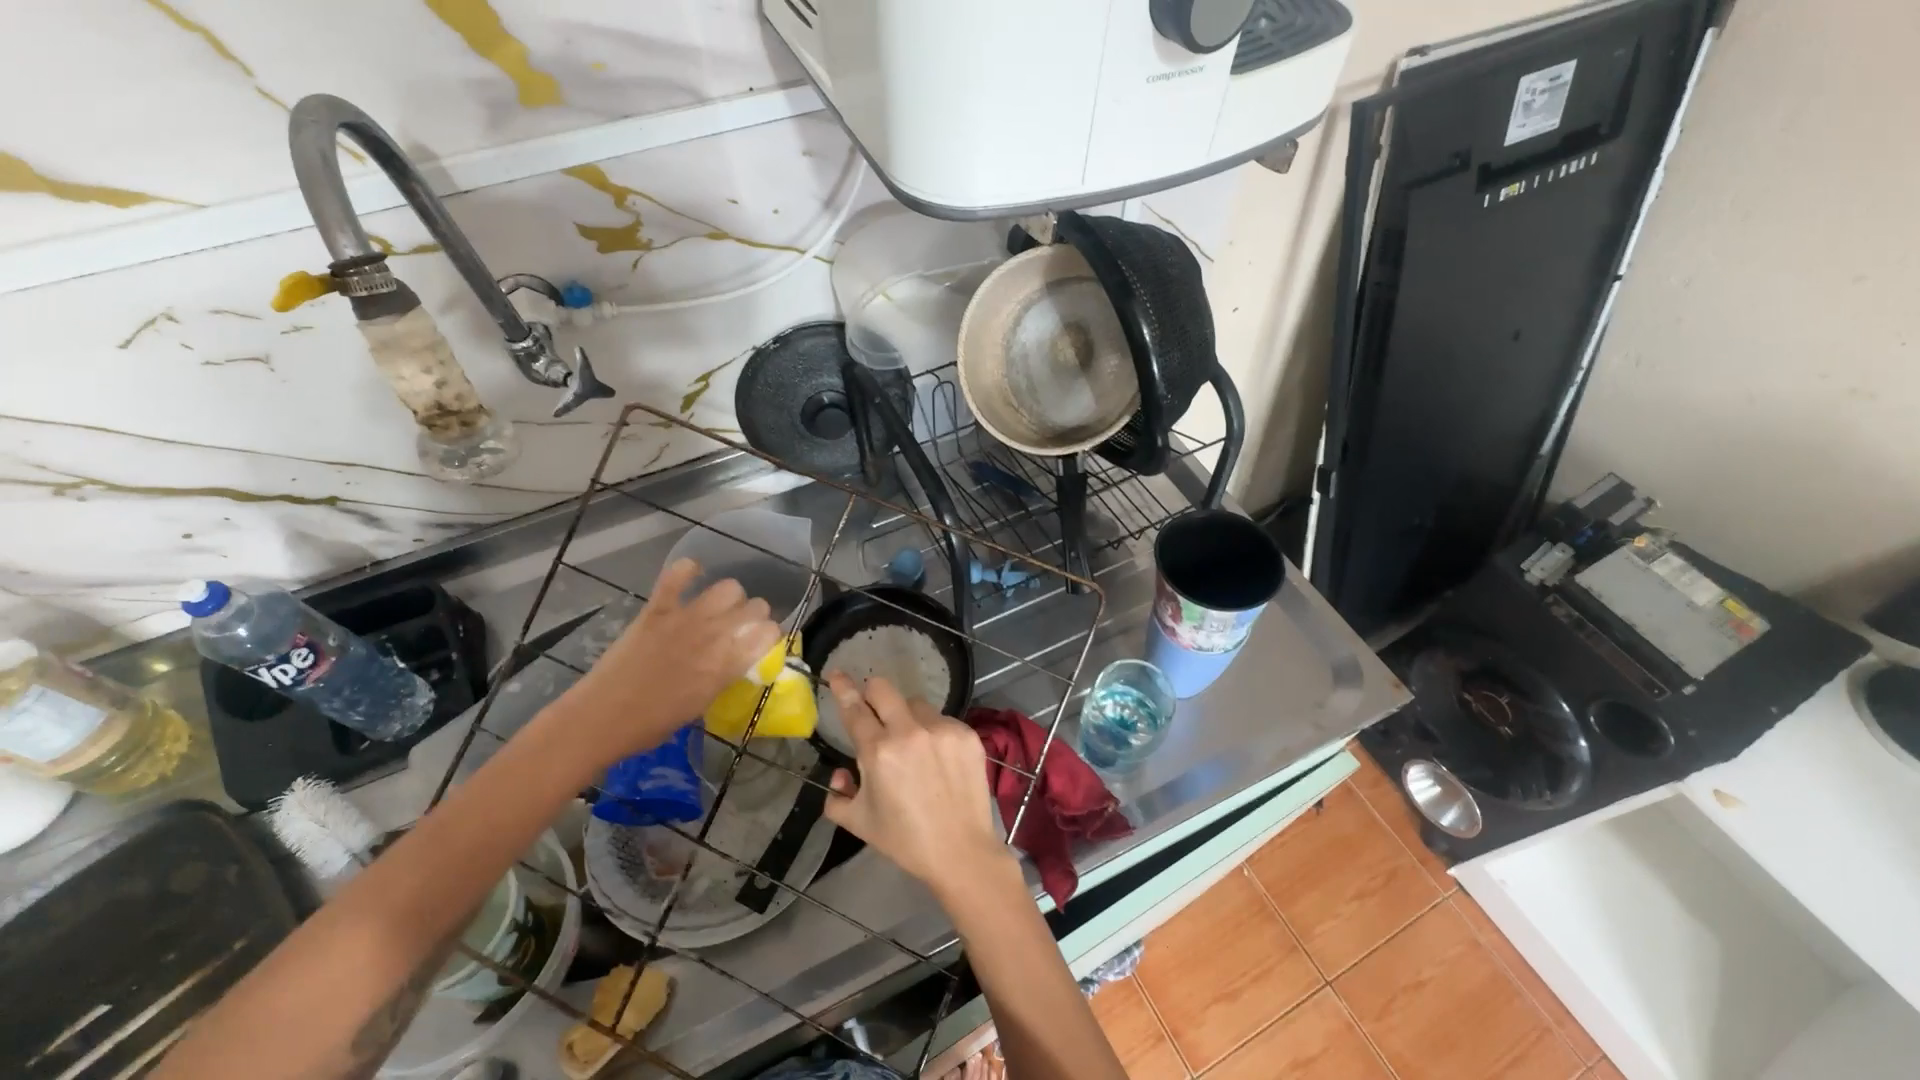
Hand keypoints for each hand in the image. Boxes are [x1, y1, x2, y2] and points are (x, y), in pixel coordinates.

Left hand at [556, 558, 780, 767]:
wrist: (603, 717)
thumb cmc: (652, 724)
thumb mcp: (701, 705)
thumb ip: (721, 676)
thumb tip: (731, 660)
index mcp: (727, 666)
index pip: (769, 634)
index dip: (768, 635)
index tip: (759, 642)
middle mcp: (714, 637)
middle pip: (756, 606)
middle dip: (754, 615)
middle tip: (739, 626)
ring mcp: (685, 619)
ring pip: (729, 587)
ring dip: (729, 596)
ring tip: (717, 607)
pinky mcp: (657, 609)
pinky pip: (678, 575)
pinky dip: (687, 570)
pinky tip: (690, 576)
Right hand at [821, 673, 1013, 894]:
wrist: (961, 851)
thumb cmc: (905, 840)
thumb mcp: (859, 823)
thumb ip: (838, 796)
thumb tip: (842, 774)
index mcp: (878, 752)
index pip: (854, 708)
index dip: (842, 688)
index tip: (837, 674)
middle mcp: (909, 732)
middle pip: (884, 689)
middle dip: (873, 694)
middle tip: (873, 708)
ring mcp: (941, 731)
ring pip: (915, 703)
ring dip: (906, 716)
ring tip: (911, 744)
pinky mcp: (966, 735)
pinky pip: (942, 719)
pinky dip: (933, 731)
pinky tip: (937, 758)